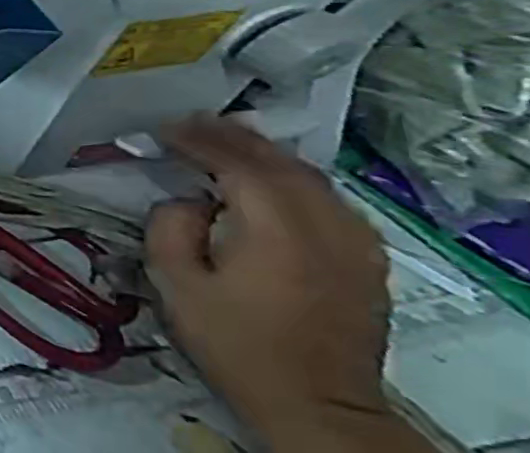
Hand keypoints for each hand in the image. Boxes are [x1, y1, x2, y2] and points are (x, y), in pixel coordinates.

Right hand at [146, 115, 403, 447]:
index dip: (197, 139)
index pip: (236, 162)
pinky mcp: (367, 261)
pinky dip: (295, 177)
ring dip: (265, 153)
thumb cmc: (236, 343)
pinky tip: (273, 180)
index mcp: (276, 230)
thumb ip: (170, 225)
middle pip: (278, 162)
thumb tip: (190, 200)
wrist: (316, 406)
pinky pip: (330, 199)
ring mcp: (356, 245)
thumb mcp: (175, 282)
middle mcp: (324, 228)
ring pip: (310, 176)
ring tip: (226, 140)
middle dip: (231, 136)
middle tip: (189, 123)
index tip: (162, 131)